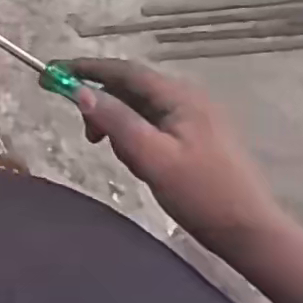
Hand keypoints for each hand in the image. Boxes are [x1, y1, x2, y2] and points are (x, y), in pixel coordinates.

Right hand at [60, 58, 286, 247]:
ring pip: (138, 107)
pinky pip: (150, 123)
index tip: (50, 74)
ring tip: (117, 154)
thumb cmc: (201, 193)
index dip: (83, 69)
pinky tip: (134, 158)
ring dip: (117, 123)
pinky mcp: (194, 137)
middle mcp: (186, 98)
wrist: (252, 233)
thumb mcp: (151, 157)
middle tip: (86, 134)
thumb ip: (115, 120)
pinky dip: (132, 135)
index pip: (122, 70)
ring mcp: (193, 117)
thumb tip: (79, 91)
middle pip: (129, 87)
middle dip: (101, 104)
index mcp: (179, 97)